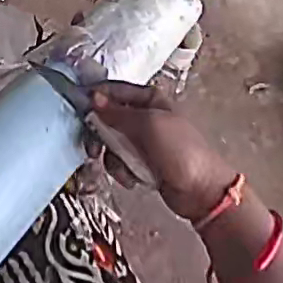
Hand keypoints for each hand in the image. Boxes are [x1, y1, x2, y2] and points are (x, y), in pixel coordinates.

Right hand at [90, 82, 239, 220]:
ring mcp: (142, 140)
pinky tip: (134, 179)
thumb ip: (118, 112)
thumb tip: (92, 97)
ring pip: (110, 141)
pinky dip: (122, 170)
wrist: (203, 192)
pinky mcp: (141, 161)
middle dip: (100, 134)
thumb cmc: (179, 150)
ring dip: (112, 156)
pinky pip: (119, 159)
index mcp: (149, 98)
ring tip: (122, 169)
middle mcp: (143, 115)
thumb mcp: (148, 125)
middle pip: (108, 117)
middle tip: (93, 148)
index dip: (96, 98)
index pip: (114, 90)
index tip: (80, 109)